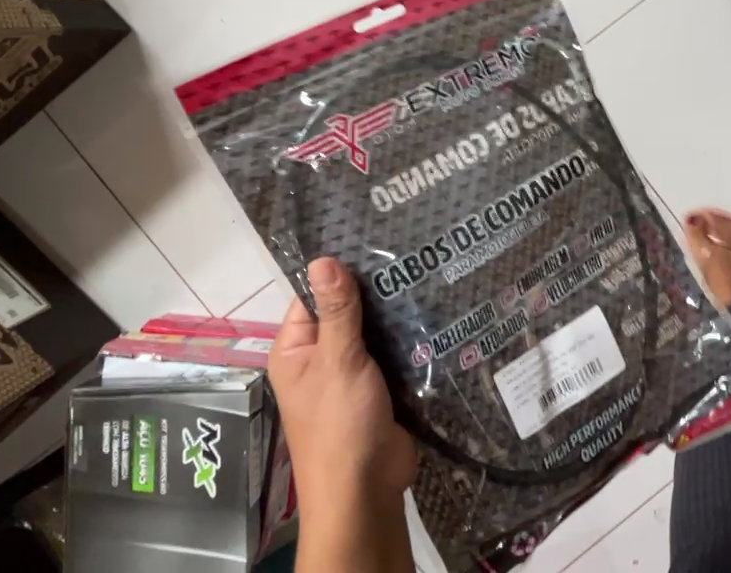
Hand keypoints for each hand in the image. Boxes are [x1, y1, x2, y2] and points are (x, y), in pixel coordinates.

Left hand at [269, 258, 416, 572]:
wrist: (366, 489)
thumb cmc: (340, 424)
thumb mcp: (338, 361)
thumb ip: (337, 311)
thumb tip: (322, 259)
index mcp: (296, 350)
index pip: (314, 296)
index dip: (339, 272)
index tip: (373, 241)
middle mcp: (320, 358)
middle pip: (347, 311)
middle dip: (375, 291)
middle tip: (411, 251)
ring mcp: (352, 373)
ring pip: (373, 330)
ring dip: (395, 313)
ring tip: (427, 272)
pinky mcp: (381, 386)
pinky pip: (393, 352)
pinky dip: (409, 337)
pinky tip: (433, 310)